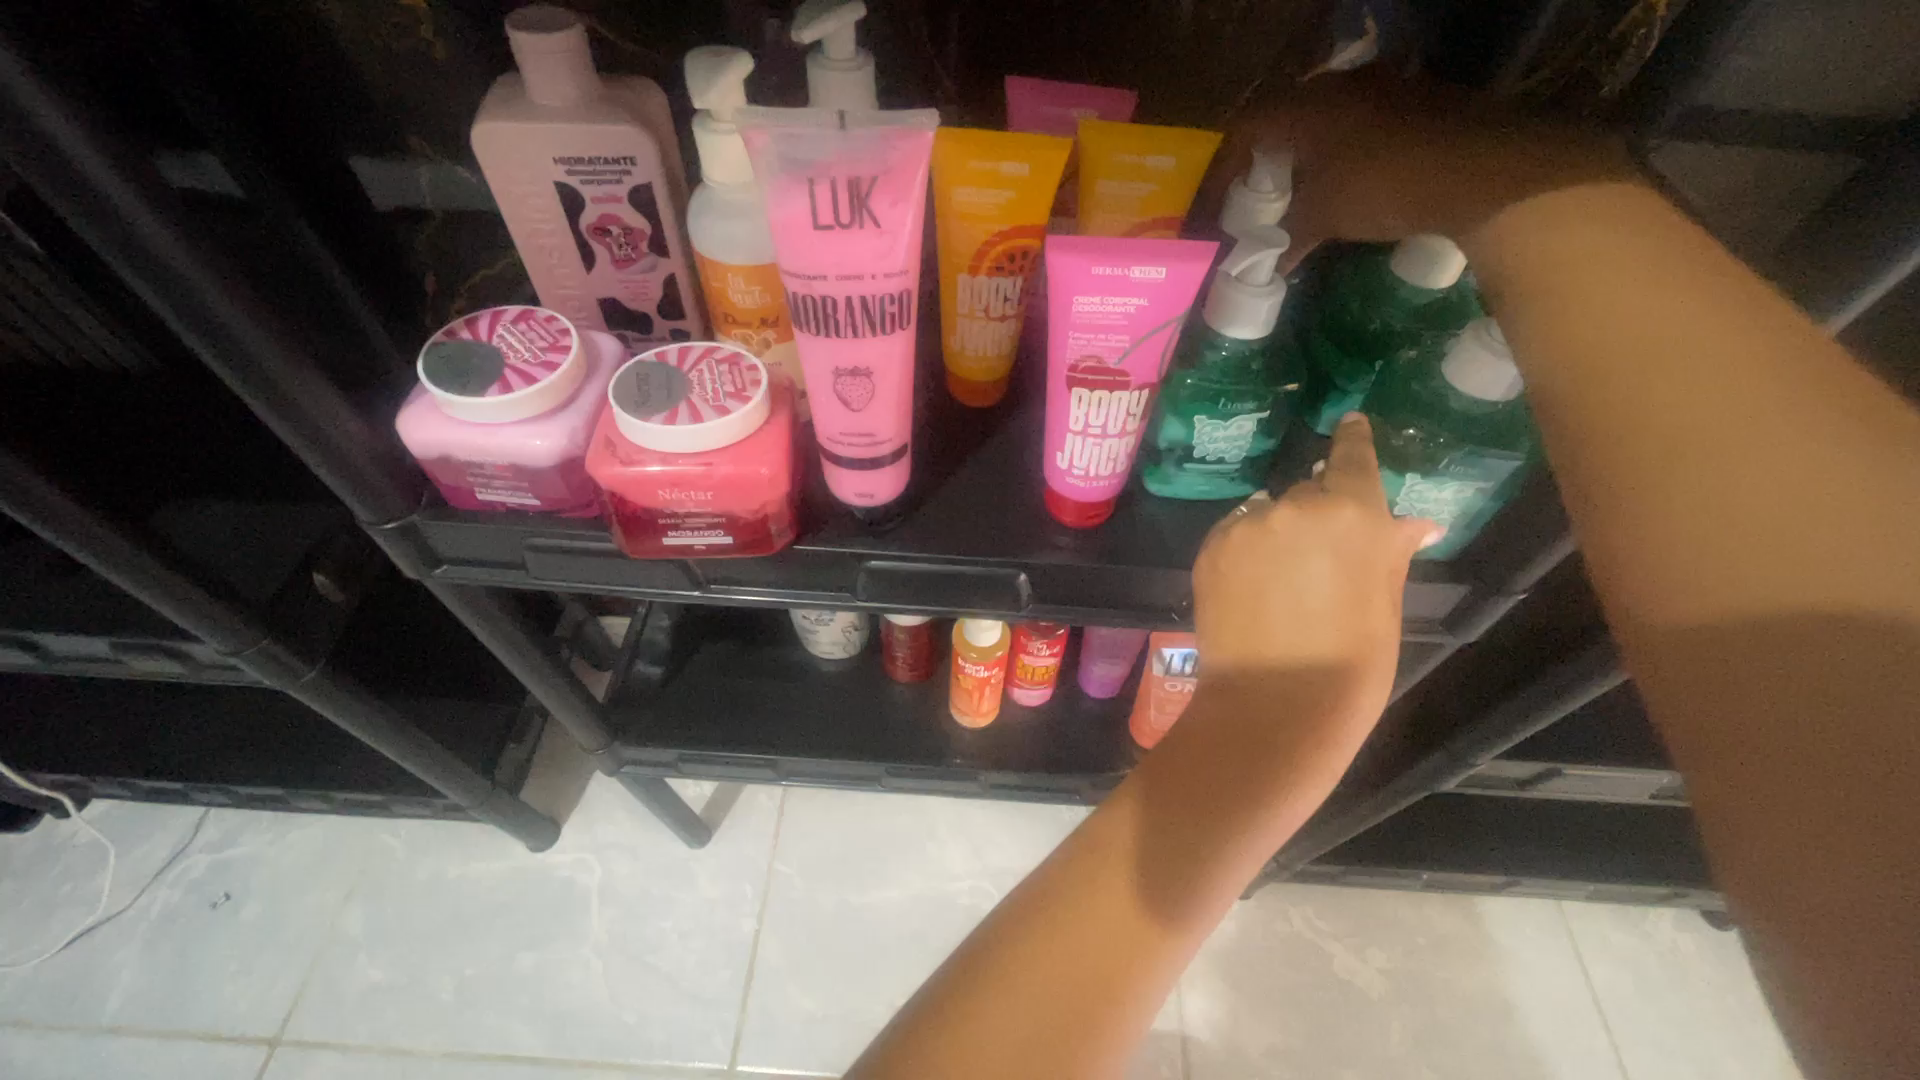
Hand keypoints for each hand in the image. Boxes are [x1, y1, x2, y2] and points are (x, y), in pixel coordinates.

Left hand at [1191, 413, 1439, 737]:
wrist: (1274, 702)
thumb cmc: (1351, 663)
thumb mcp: (1385, 603)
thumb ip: (1389, 551)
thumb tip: (1415, 524)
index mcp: (1352, 512)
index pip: (1351, 458)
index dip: (1353, 441)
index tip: (1350, 424)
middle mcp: (1294, 506)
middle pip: (1308, 494)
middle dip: (1317, 515)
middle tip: (1321, 559)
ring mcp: (1245, 526)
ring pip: (1267, 514)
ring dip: (1278, 534)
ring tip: (1283, 582)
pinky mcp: (1209, 548)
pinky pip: (1236, 534)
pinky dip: (1246, 550)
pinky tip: (1253, 589)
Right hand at [1219, 75, 1634, 269]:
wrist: (1486, 169)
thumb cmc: (1385, 184)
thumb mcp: (1324, 216)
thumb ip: (1286, 238)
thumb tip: (1262, 269)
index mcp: (1308, 105)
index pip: (1246, 127)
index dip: (1224, 167)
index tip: (1216, 203)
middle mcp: (1343, 86)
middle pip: (1285, 118)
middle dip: (1265, 160)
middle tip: (1256, 199)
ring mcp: (1387, 90)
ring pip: (1327, 121)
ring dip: (1307, 158)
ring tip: (1301, 197)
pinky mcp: (1421, 104)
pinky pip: (1363, 128)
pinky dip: (1344, 157)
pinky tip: (1350, 189)